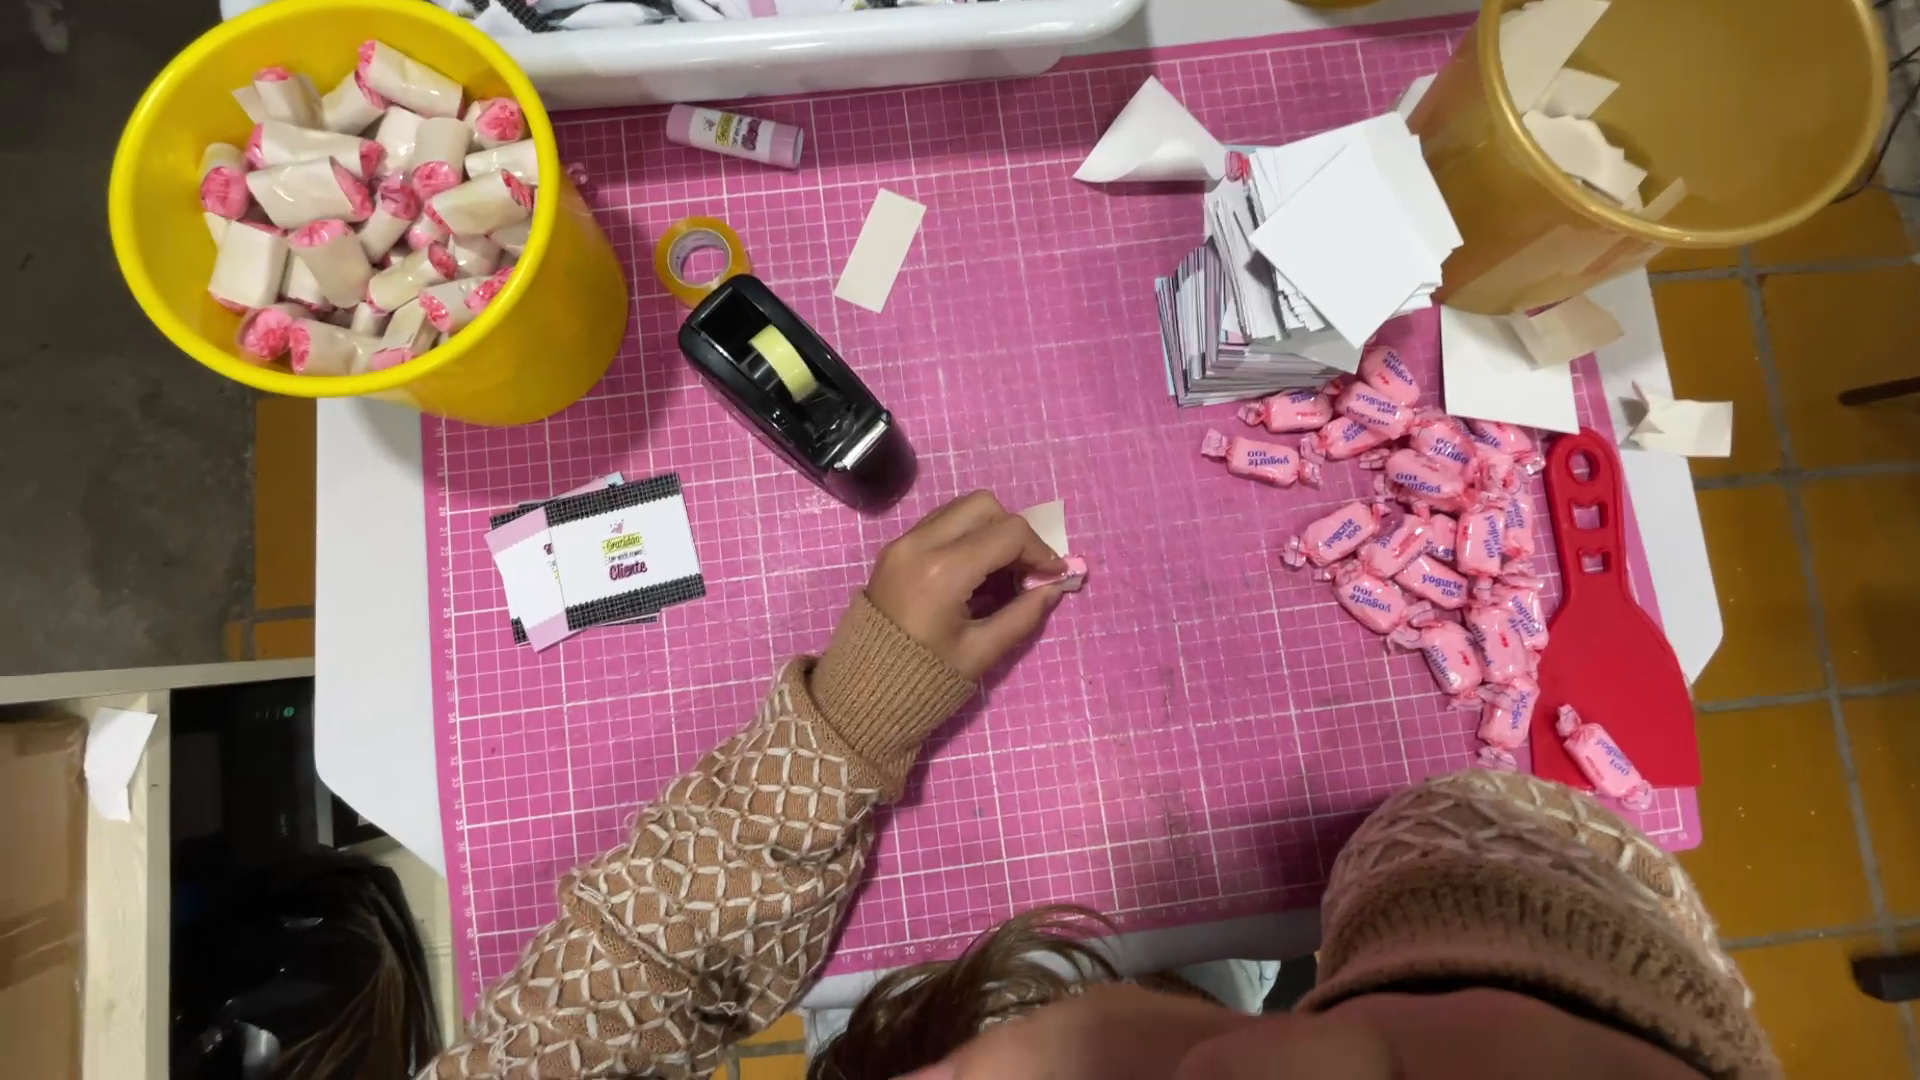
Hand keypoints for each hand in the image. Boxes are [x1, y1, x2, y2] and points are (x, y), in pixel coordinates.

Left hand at [867, 491, 1068, 678]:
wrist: (861, 692)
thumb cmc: (925, 679)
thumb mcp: (981, 652)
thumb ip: (1023, 615)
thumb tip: (1054, 587)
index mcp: (944, 571)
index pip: (1009, 533)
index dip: (1041, 550)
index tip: (1053, 575)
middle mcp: (920, 544)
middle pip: (985, 505)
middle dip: (1014, 532)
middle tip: (1025, 570)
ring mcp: (903, 542)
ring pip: (960, 508)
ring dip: (989, 529)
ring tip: (1001, 571)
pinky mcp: (894, 549)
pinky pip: (939, 522)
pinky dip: (966, 534)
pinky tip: (974, 570)